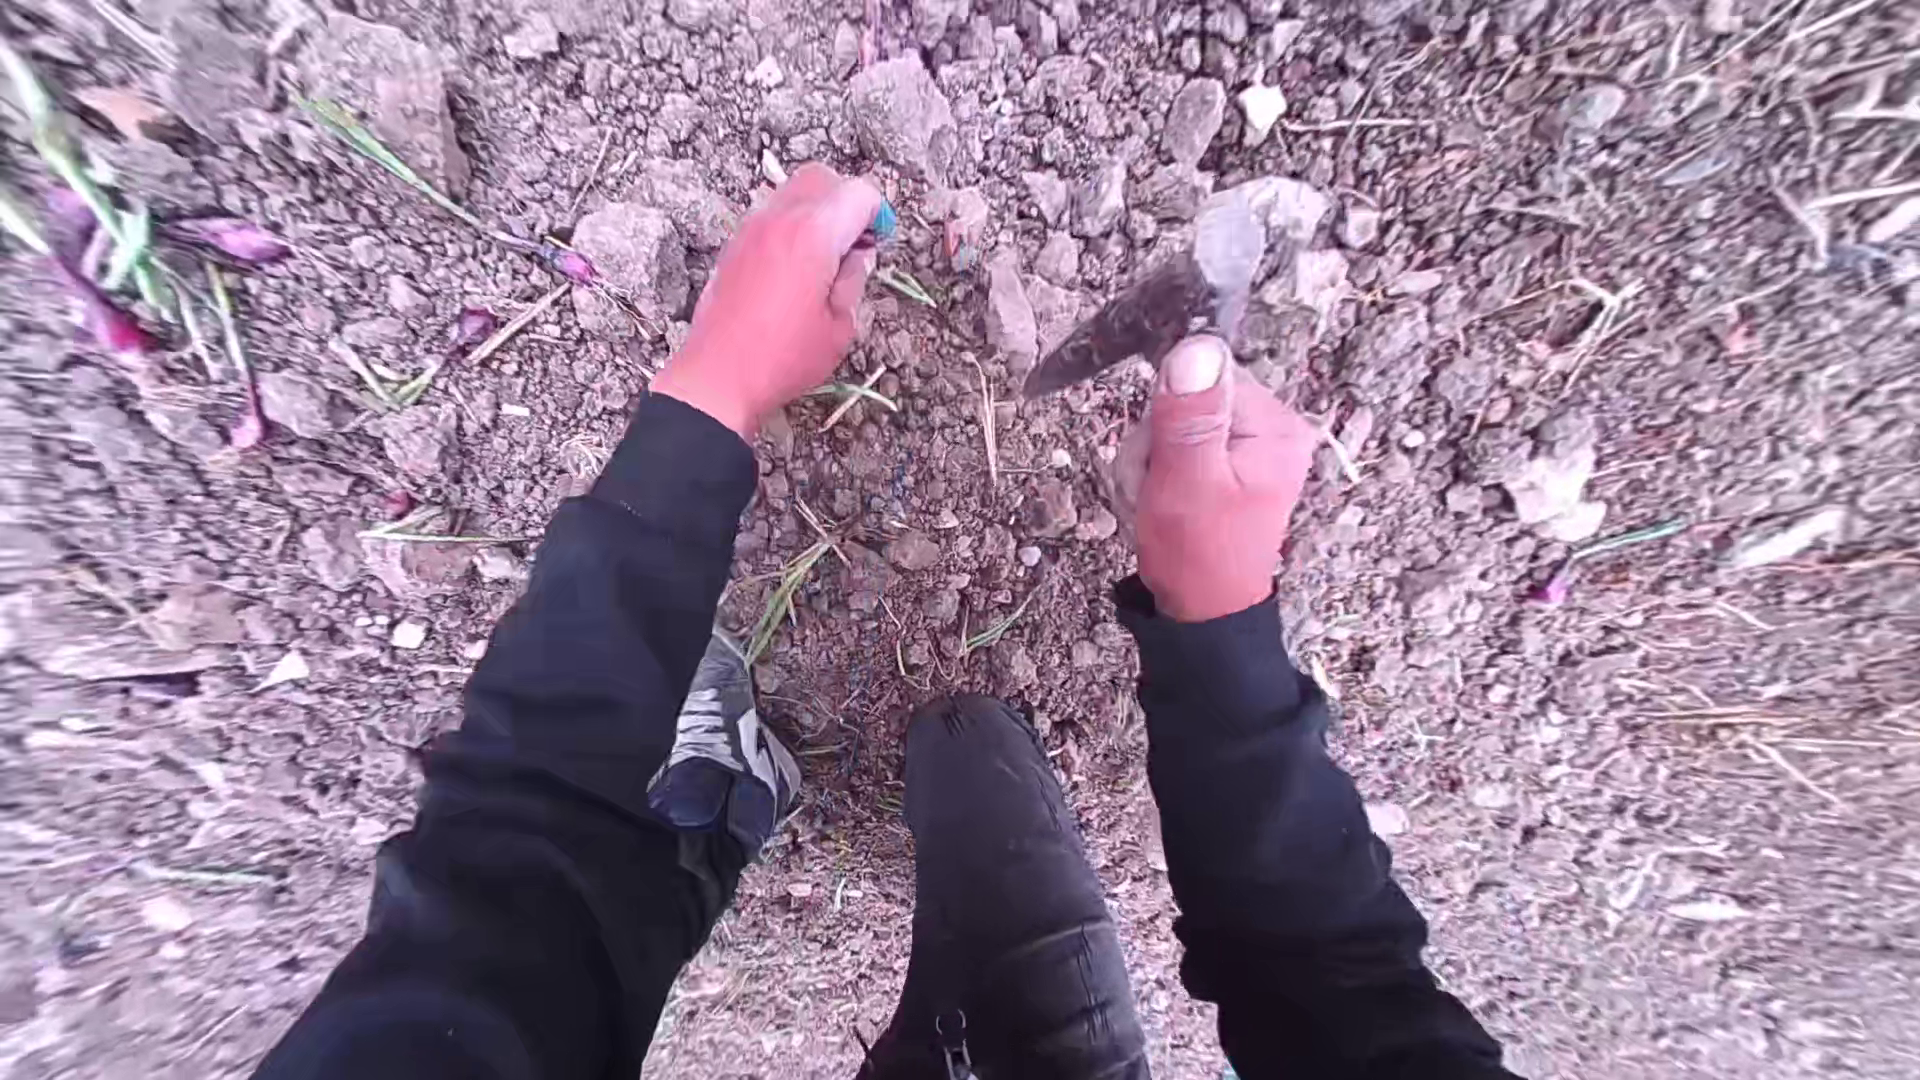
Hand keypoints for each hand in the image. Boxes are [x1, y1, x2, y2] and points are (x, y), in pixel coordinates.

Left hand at [652, 163, 883, 437]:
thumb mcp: (840, 328)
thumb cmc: (784, 359)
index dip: (877, 217)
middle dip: (848, 203)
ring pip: (794, 193)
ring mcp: (751, 228)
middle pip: (823, 179)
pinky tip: (798, 272)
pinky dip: (794, 228)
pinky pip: (772, 216)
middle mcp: (780, 218)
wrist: (721, 376)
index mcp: (813, 234)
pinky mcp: (735, 245)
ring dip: (819, 215)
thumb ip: (855, 281)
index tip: (878, 246)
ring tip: (827, 263)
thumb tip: (860, 256)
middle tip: (857, 247)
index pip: (858, 192)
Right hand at [1114, 336, 1315, 621]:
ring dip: (1145, 464)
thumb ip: (1189, 418)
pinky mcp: (1221, 466)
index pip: (1203, 377)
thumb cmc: (1197, 555)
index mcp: (1273, 427)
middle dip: (1151, 445)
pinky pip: (1169, 449)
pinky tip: (1157, 503)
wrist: (1199, 611)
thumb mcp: (1187, 484)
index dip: (1165, 413)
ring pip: (1166, 426)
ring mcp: (1242, 449)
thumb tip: (1195, 348)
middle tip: (1155, 487)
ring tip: (1154, 502)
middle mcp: (1265, 430)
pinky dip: (1152, 475)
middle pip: (1182, 400)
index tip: (1161, 456)